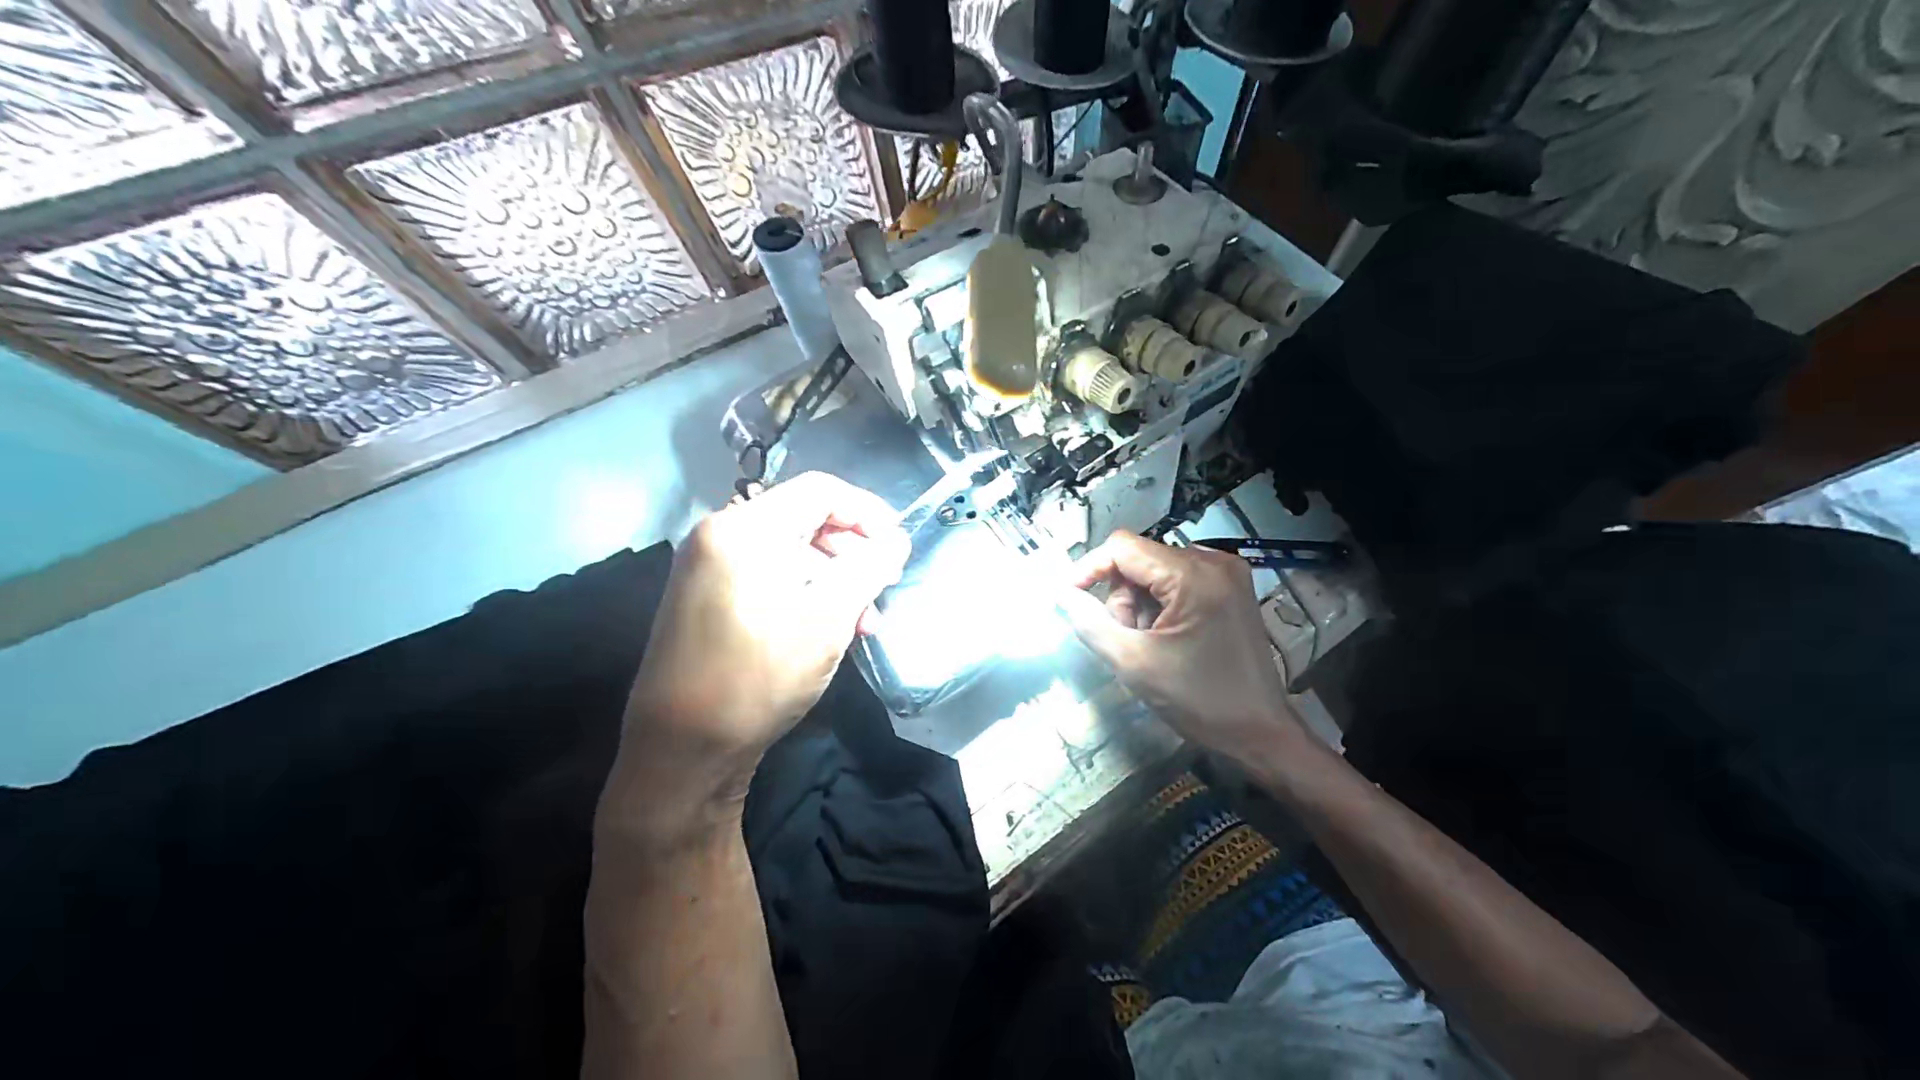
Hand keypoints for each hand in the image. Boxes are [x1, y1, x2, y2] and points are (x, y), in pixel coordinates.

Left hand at [613, 472, 908, 819]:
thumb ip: (867, 568)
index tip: (900, 545)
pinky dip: (805, 596)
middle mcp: (718, 538)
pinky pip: (768, 580)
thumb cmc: (756, 678)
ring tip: (863, 622)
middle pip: (804, 521)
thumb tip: (895, 539)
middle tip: (884, 589)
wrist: (680, 754)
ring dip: (834, 580)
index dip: (868, 511)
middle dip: (853, 552)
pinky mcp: (707, 602)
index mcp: (741, 529)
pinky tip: (828, 631)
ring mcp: (707, 571)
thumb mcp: (826, 619)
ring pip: (789, 555)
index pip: (819, 491)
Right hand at [1057, 531, 1301, 762]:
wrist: (1260, 731)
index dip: (1088, 569)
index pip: (1123, 548)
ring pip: (1155, 570)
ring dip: (1138, 604)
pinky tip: (1164, 637)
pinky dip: (1159, 604)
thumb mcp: (1134, 663)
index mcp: (1194, 575)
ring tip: (1147, 644)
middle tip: (1124, 638)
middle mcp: (1214, 561)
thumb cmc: (1199, 699)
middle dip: (1120, 597)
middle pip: (1139, 558)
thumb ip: (1091, 623)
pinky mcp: (1230, 588)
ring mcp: (1227, 572)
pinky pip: (1176, 581)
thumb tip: (1061, 595)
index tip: (1069, 599)